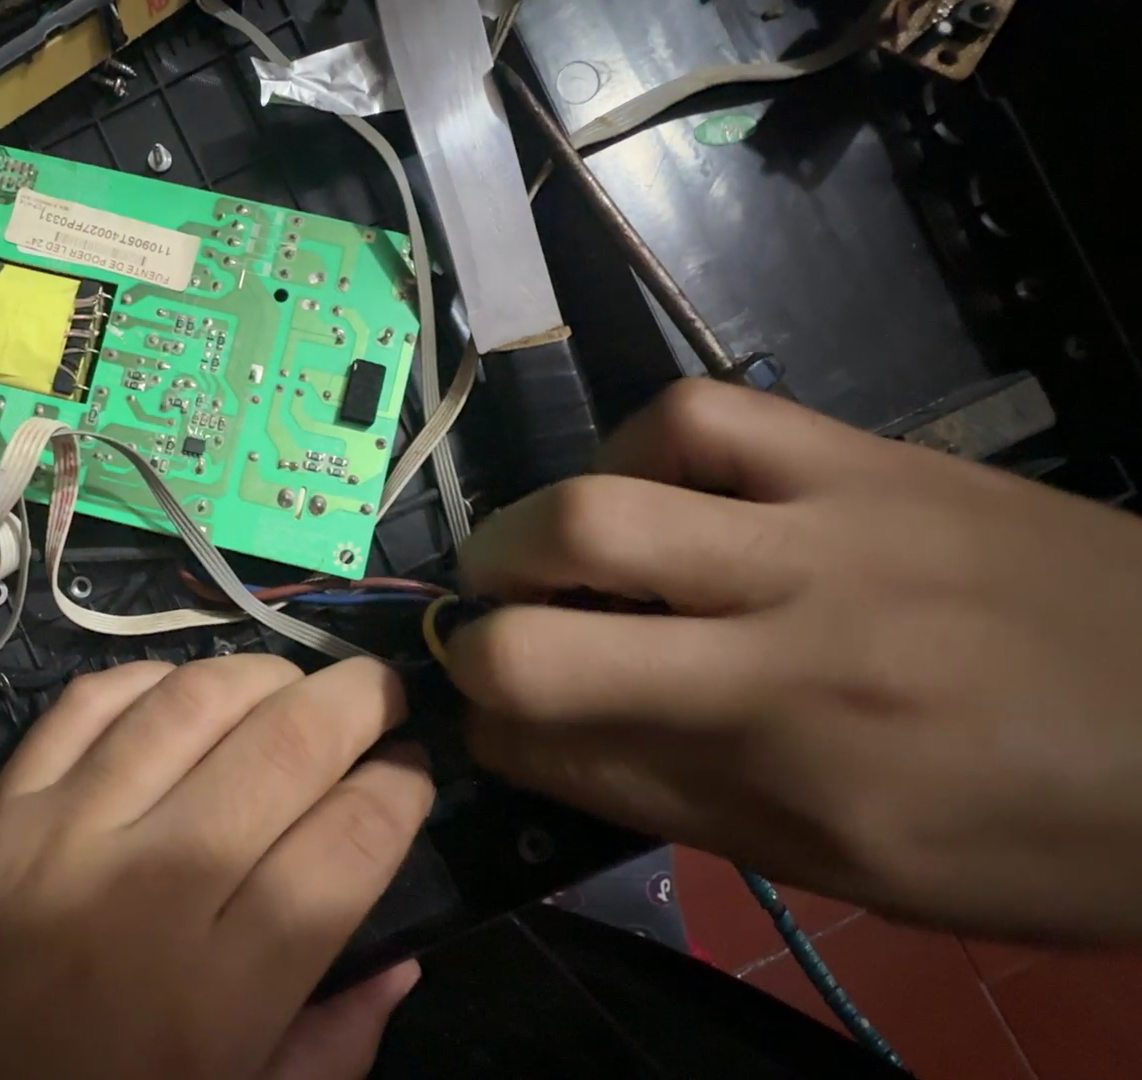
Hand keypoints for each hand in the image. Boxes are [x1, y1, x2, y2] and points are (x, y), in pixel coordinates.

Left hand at [0, 657, 434, 1079]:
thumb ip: (324, 1055)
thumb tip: (398, 964)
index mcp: (219, 993)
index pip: (347, 845)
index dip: (401, 791)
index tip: (417, 771)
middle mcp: (151, 884)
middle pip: (284, 748)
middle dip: (358, 700)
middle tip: (383, 693)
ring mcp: (67, 828)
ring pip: (192, 703)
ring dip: (264, 675)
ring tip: (298, 684)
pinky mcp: (2, 804)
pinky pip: (90, 703)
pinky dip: (151, 678)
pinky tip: (185, 689)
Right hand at [448, 379, 1141, 941]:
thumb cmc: (1023, 828)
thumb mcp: (824, 856)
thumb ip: (644, 790)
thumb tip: (508, 734)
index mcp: (787, 753)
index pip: (553, 727)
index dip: (485, 720)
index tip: (488, 717)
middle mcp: (790, 630)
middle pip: (556, 598)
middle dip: (476, 624)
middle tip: (487, 626)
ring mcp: (828, 522)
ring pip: (604, 499)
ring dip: (529, 534)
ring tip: (550, 555)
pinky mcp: (860, 454)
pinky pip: (697, 417)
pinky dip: (629, 453)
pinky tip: (641, 487)